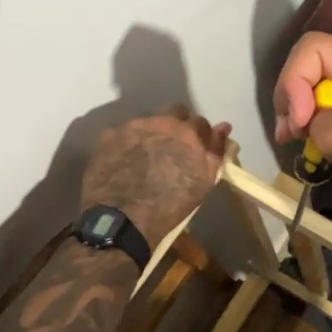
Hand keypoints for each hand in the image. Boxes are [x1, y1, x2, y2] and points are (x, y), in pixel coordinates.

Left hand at [82, 107, 230, 244]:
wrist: (123, 219)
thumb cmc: (171, 204)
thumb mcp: (203, 182)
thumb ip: (215, 150)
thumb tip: (224, 126)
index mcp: (187, 132)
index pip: (199, 122)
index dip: (198, 136)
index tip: (193, 150)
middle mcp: (161, 121)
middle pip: (174, 112)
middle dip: (176, 126)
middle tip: (171, 149)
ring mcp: (132, 126)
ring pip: (147, 121)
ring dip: (150, 133)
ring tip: (144, 157)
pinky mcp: (107, 135)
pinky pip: (122, 133)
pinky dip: (126, 143)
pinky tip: (123, 161)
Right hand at [273, 33, 331, 229]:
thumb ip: (325, 123)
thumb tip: (304, 121)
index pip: (314, 48)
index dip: (296, 79)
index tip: (299, 121)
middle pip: (310, 65)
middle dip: (293, 97)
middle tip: (291, 134)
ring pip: (311, 86)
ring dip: (298, 113)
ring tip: (296, 141)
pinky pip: (322, 105)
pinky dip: (310, 123)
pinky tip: (309, 144)